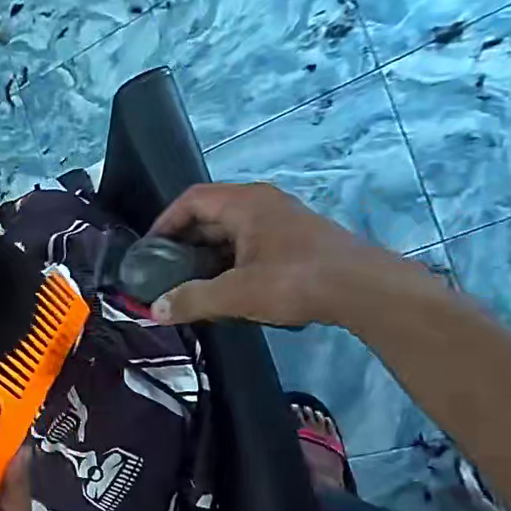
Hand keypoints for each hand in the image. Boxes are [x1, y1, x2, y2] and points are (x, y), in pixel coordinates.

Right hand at [149, 183, 401, 326]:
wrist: (362, 289)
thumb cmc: (295, 281)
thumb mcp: (237, 293)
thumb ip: (192, 299)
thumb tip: (154, 310)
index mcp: (245, 203)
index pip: (191, 200)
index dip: (165, 223)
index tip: (149, 252)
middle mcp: (262, 203)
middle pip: (210, 216)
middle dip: (184, 245)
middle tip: (164, 274)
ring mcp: (281, 222)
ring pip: (231, 234)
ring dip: (208, 258)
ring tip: (190, 287)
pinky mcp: (295, 242)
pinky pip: (250, 246)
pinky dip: (231, 264)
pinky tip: (226, 291)